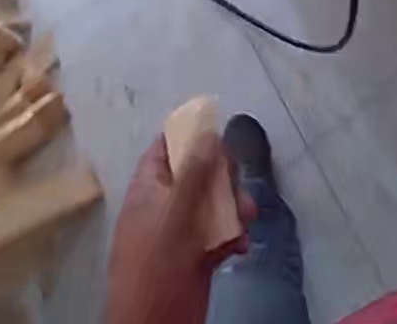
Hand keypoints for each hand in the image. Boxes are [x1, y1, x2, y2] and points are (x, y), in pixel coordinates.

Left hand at [105, 133, 254, 323]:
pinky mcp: (197, 255)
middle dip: (223, 175)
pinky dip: (233, 234)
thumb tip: (209, 133)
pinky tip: (241, 245)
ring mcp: (181, 231)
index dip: (189, 134)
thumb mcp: (174, 216)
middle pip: (198, 172)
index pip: (166, 148)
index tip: (216, 128)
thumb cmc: (156, 268)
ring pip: (214, 201)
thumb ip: (194, 173)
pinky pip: (220, 232)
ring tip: (247, 216)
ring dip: (234, 206)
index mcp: (148, 190)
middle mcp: (165, 205)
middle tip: (237, 181)